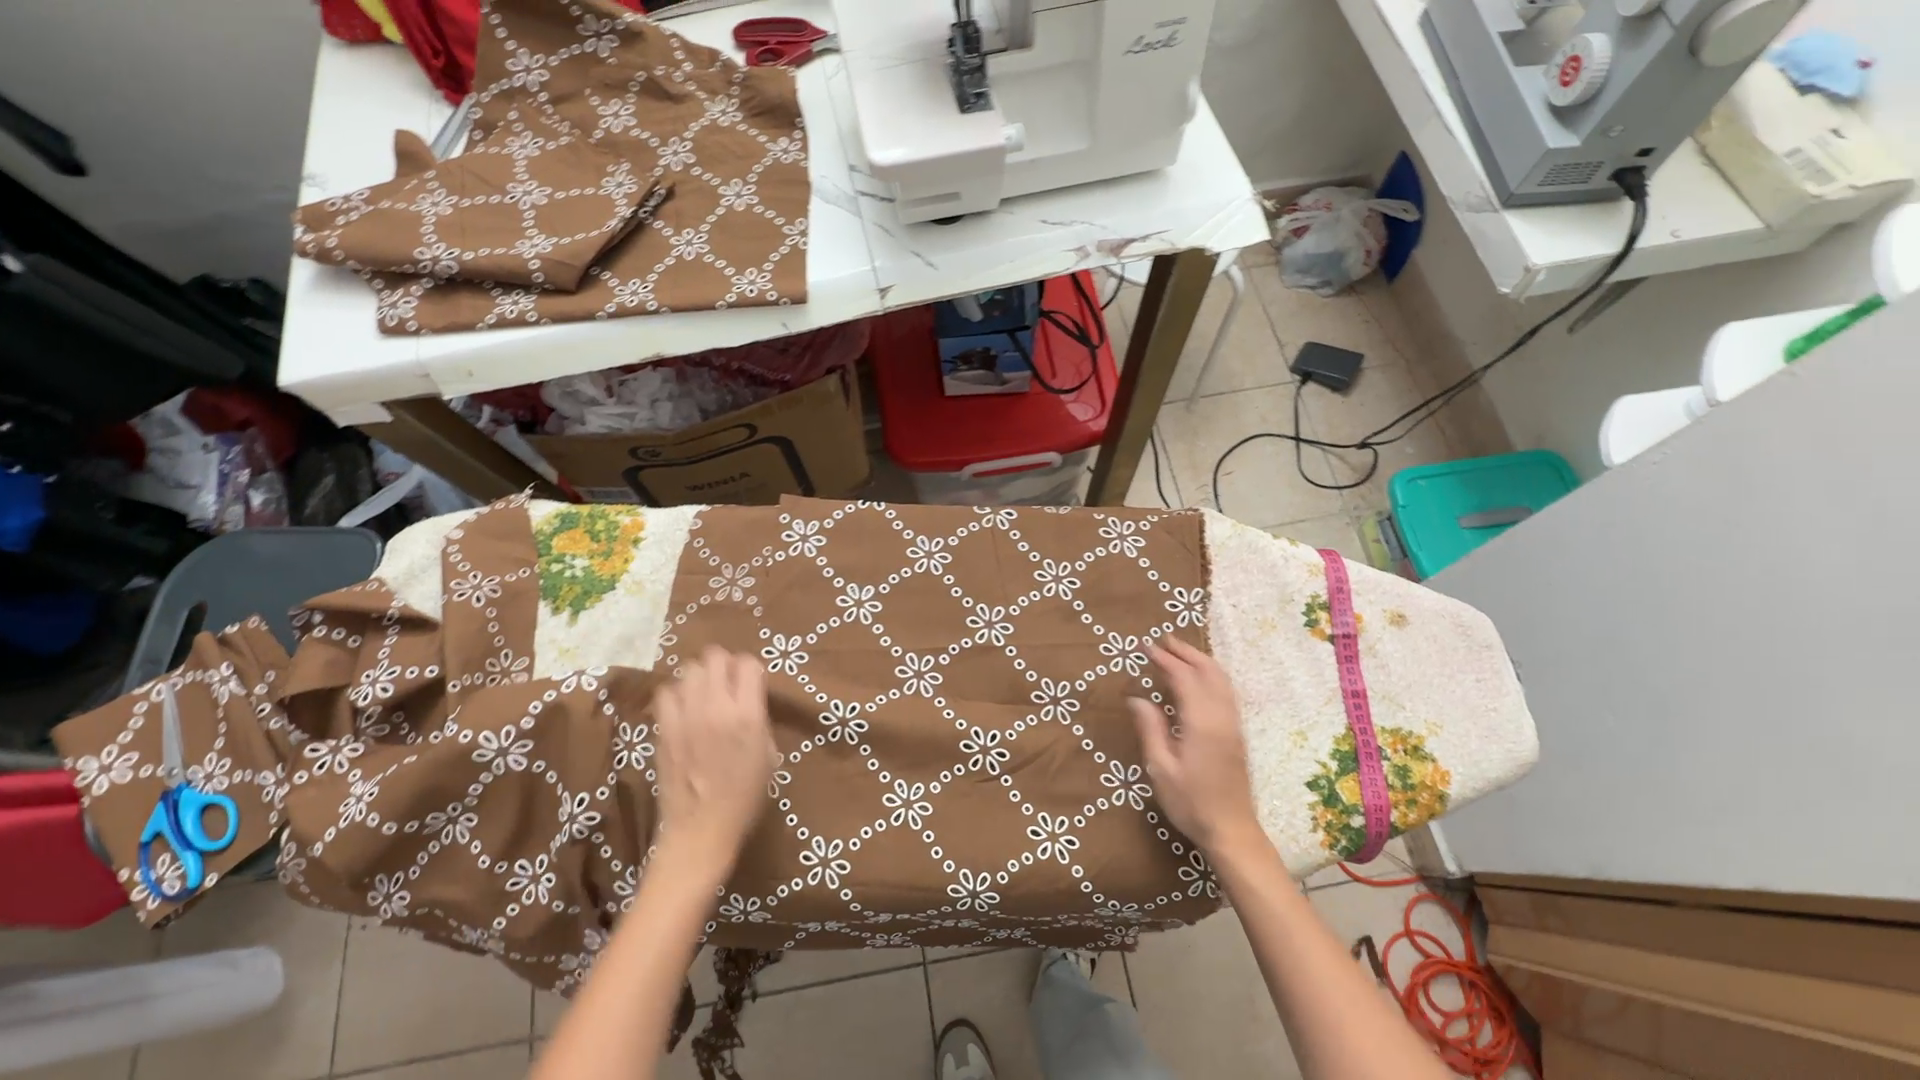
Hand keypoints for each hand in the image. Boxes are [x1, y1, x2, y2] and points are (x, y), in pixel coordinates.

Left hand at [651, 647, 777, 873]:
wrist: (701, 828)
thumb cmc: (744, 797)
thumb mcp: (769, 756)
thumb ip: (759, 720)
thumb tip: (749, 702)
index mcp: (748, 715)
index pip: (749, 664)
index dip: (752, 669)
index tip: (752, 682)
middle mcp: (716, 707)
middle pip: (715, 657)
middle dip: (724, 665)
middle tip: (727, 683)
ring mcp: (685, 716)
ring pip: (689, 669)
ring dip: (700, 677)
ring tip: (703, 695)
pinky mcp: (663, 727)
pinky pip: (666, 692)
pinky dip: (676, 694)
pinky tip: (683, 710)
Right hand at [1129, 637, 1263, 858]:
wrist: (1231, 830)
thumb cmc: (1190, 803)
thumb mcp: (1161, 769)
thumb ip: (1151, 729)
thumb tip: (1137, 698)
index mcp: (1201, 723)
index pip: (1183, 678)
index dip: (1164, 659)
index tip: (1145, 646)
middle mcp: (1222, 717)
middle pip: (1208, 672)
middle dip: (1185, 652)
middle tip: (1163, 640)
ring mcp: (1233, 725)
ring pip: (1222, 680)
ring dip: (1201, 661)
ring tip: (1179, 652)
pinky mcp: (1237, 735)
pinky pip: (1227, 692)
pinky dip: (1212, 675)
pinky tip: (1200, 679)